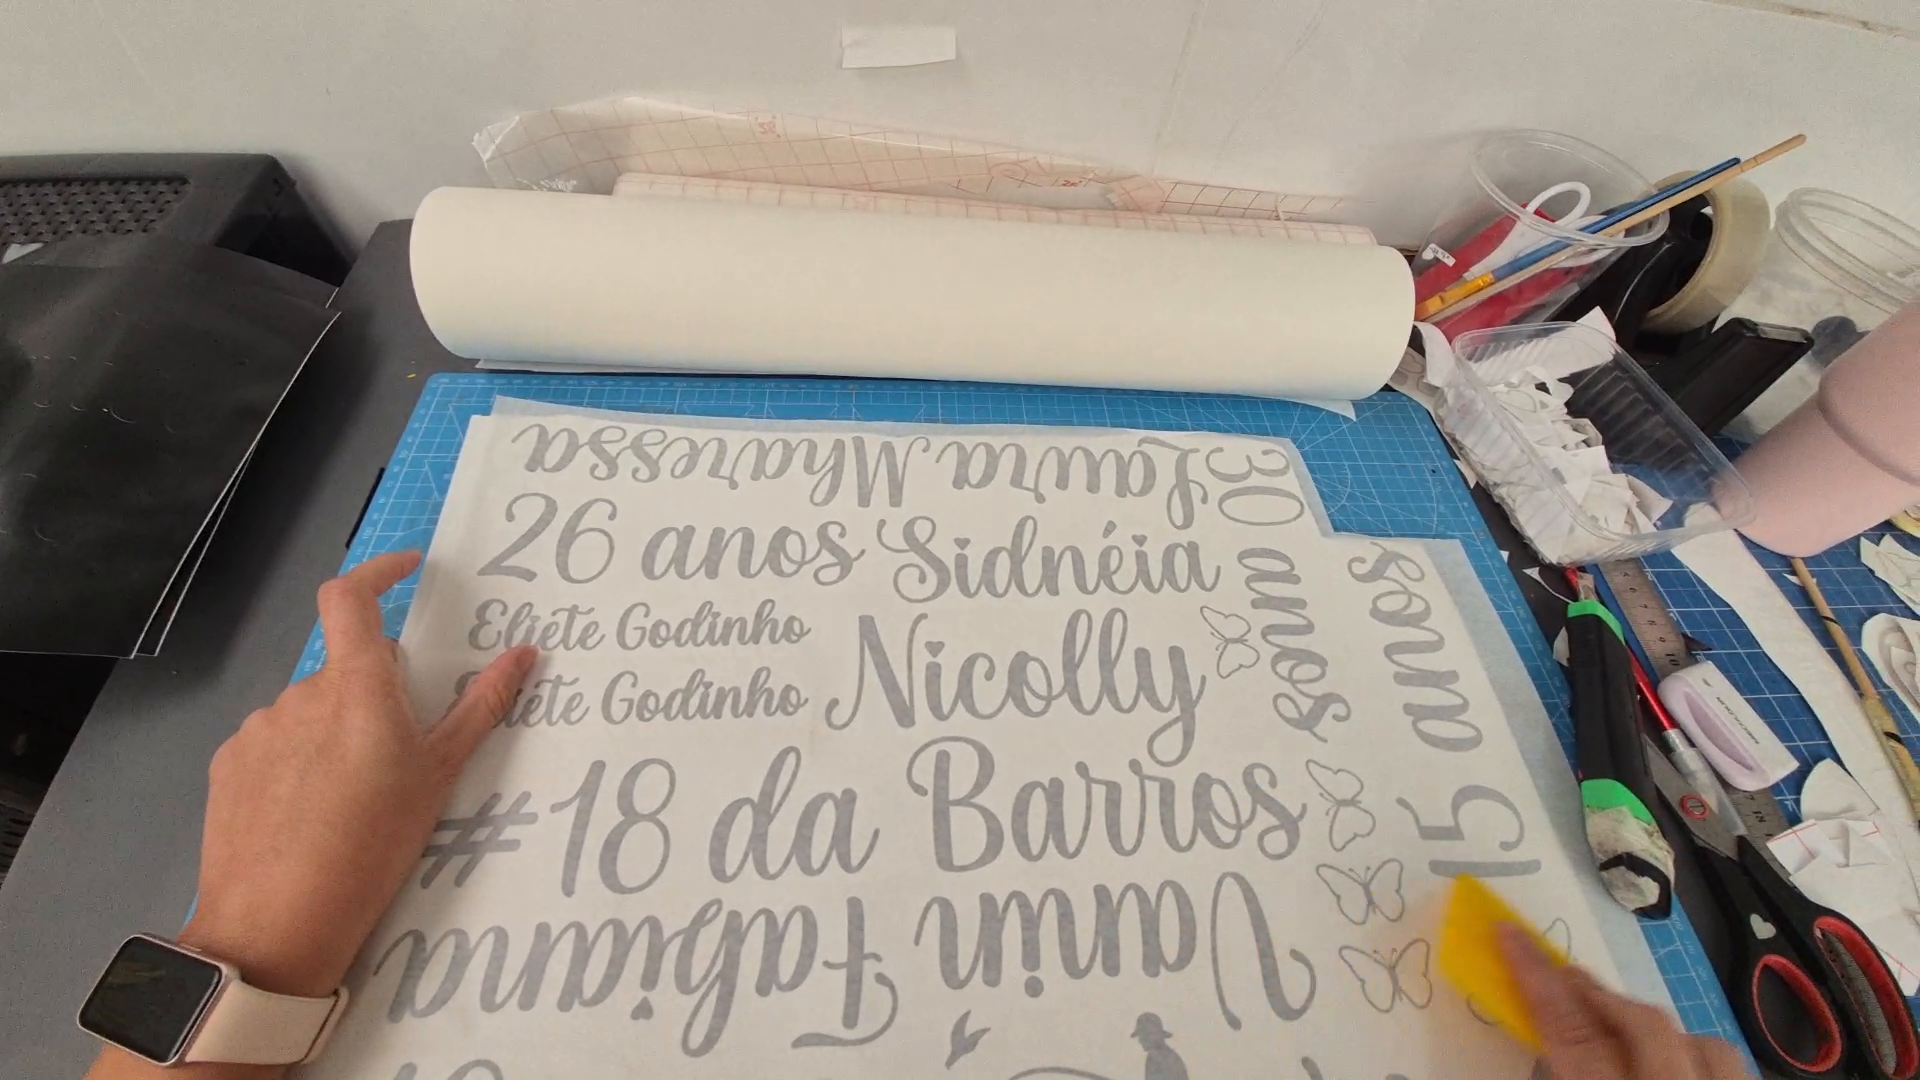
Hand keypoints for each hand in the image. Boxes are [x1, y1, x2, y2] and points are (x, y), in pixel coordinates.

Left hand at [178, 552, 536, 997]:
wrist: (278, 922)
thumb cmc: (377, 837)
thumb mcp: (443, 770)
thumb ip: (482, 704)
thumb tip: (524, 653)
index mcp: (357, 689)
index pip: (349, 600)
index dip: (378, 572)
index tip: (409, 568)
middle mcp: (301, 695)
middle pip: (347, 665)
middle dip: (380, 687)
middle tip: (406, 741)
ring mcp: (258, 729)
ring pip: (315, 703)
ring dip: (342, 721)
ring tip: (360, 785)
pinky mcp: (228, 764)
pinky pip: (280, 735)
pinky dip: (306, 749)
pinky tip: (317, 802)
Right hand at [1500, 924, 1751, 1078]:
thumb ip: (1560, 1067)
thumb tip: (1540, 1024)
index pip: (1573, 1030)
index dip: (1537, 976)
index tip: (1508, 933)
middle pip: (1647, 1024)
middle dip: (1598, 993)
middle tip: (1562, 980)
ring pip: (1708, 1044)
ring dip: (1659, 1027)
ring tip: (1622, 1030)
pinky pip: (1738, 1073)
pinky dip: (1700, 1058)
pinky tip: (1675, 1066)